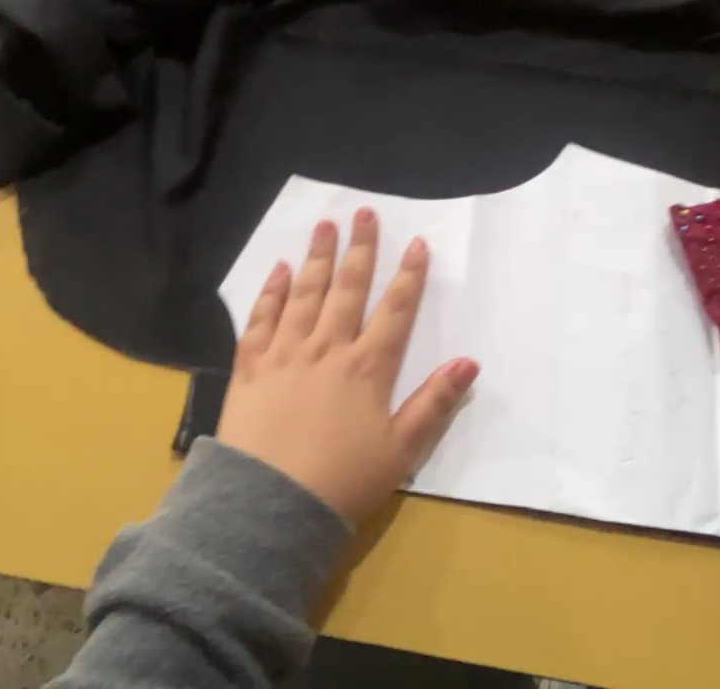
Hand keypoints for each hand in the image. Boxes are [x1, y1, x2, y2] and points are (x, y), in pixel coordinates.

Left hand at [217, 209, 480, 521]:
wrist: (269, 506)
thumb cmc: (343, 480)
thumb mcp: (402, 449)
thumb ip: (435, 402)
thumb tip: (469, 361)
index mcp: (368, 367)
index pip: (395, 310)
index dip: (409, 275)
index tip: (417, 242)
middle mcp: (328, 348)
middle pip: (348, 289)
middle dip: (360, 249)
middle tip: (363, 213)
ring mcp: (286, 353)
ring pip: (305, 294)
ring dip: (317, 258)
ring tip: (324, 226)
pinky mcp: (251, 366)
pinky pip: (261, 319)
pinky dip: (272, 292)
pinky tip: (279, 270)